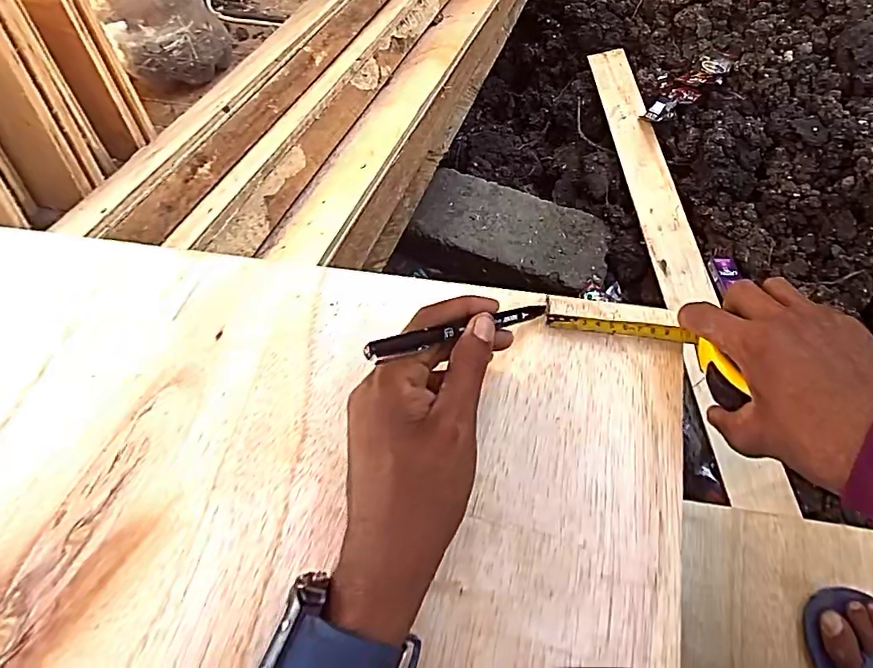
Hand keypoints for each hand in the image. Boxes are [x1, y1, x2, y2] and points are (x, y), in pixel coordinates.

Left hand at [327, 296, 513, 645]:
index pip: (425, 323)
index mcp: (386, 382)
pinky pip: (410, 390)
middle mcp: (372, 390)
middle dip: (461, 335)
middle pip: (420, 343)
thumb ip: (469, 367)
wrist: (387, 562)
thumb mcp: (456, 424)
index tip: (492, 310)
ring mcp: (372, 410)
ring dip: (452, 360)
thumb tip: (479, 326)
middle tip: (500, 336)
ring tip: (486, 362)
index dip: (463, 310)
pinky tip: (461, 391)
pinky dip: (438, 383)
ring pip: (417, 367)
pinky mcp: (377, 428)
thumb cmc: (419, 502)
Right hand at [680, 277, 872, 493]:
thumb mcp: (762, 439)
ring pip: (776, 288)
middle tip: (732, 336)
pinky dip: (800, 317)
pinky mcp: (845, 325)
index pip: (706, 316)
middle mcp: (783, 323)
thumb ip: (730, 423)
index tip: (689, 321)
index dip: (690, 317)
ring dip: (763, 303)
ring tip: (767, 333)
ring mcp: (816, 319)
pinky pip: (812, 306)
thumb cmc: (830, 441)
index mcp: (755, 345)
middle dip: (727, 308)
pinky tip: (806, 347)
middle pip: (738, 290)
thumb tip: (722, 416)